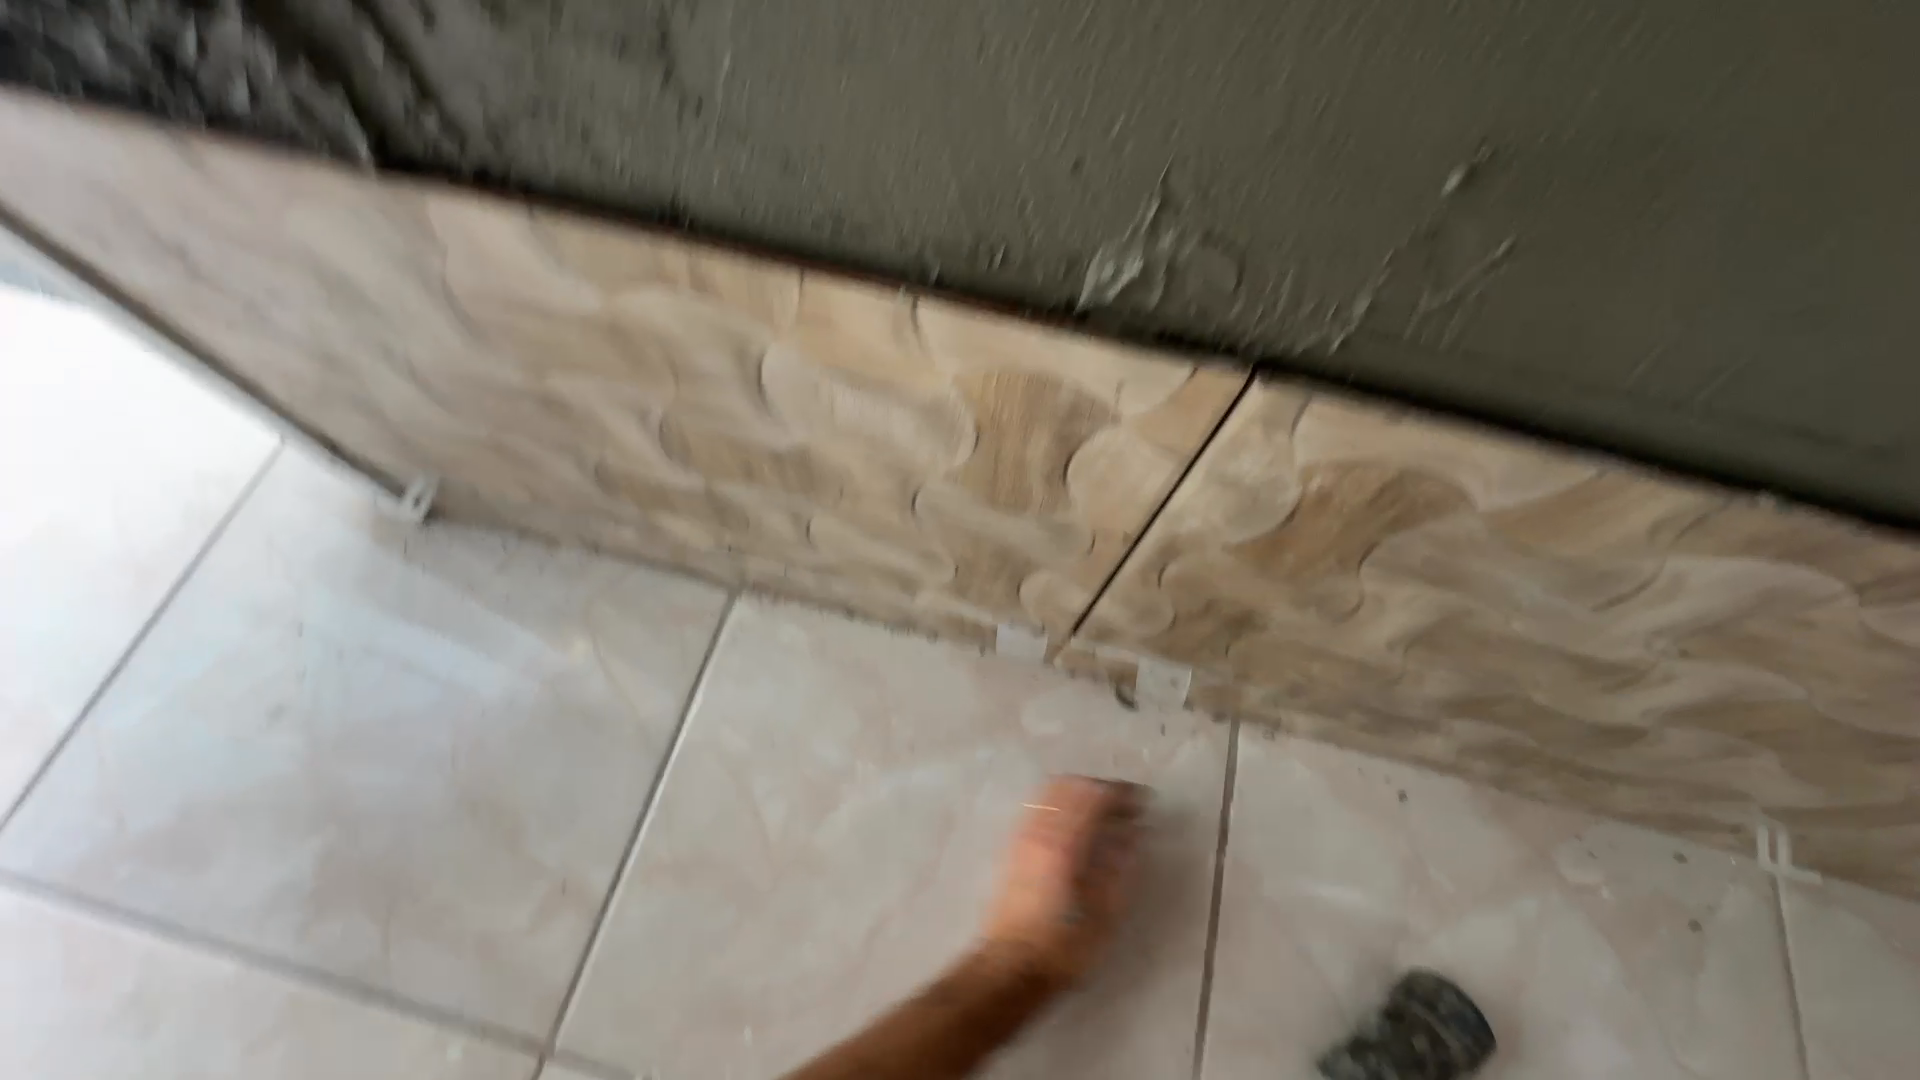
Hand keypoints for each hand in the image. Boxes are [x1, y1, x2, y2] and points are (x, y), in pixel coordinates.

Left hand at [980, 775, 1146, 987]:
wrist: (1011, 965)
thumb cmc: (1064, 945)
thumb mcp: (1105, 913)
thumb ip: (1120, 866)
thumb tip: (1133, 832)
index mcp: (1066, 843)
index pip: (1095, 795)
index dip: (1122, 792)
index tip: (1143, 800)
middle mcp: (1041, 830)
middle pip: (1071, 784)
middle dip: (1101, 788)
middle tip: (1125, 806)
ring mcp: (1023, 835)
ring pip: (1052, 792)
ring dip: (1080, 793)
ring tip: (1103, 813)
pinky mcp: (1013, 846)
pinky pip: (1040, 807)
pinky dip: (1061, 804)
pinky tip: (1075, 827)